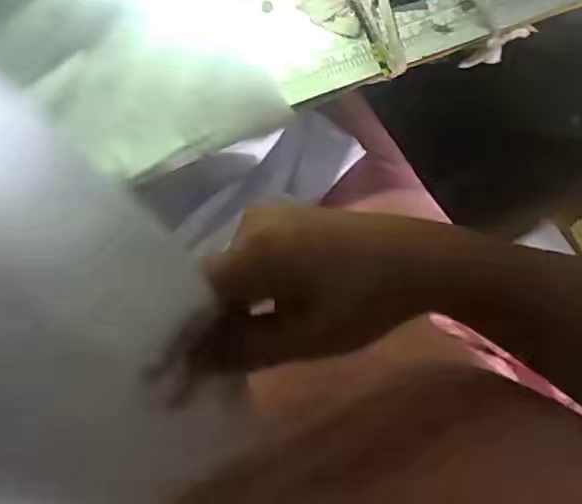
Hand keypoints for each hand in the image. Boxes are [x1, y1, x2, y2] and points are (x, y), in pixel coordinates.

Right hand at [191, 205, 470, 374]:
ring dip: (227, 304)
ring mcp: (261, 214)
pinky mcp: (275, 216)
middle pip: (210, 277)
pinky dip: (245, 286)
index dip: (180, 326)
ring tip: (233, 344)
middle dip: (205, 320)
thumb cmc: (361, 300)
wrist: (410, 255)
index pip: (195, 287)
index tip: (171, 366)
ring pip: (228, 267)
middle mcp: (246, 221)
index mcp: (252, 248)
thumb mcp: (305, 337)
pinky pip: (245, 254)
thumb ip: (244, 348)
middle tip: (204, 366)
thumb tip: (191, 361)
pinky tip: (259, 311)